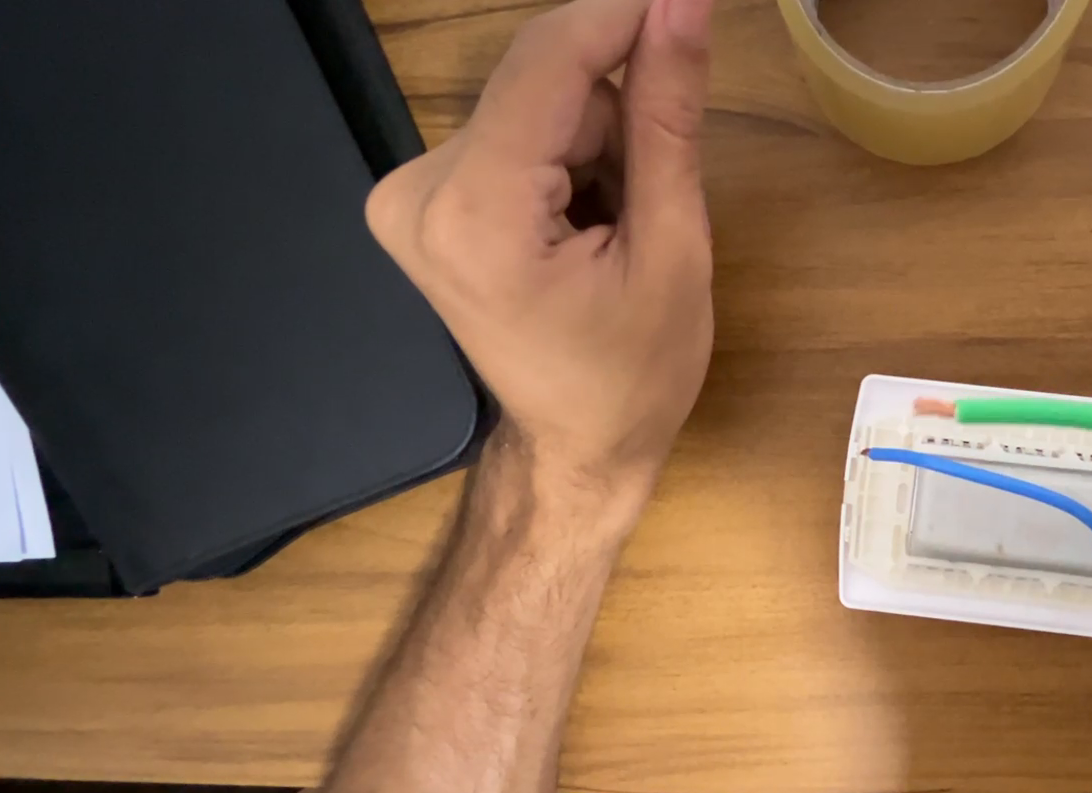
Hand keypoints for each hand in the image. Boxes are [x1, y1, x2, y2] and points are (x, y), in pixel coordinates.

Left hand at [365, 0, 714, 493]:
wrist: (582, 449)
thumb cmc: (639, 378)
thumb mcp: (673, 254)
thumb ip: (669, 124)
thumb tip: (681, 6)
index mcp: (479, 218)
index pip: (546, 66)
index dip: (622, 19)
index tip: (684, 5)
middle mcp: (416, 192)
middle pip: (539, 94)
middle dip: (612, 130)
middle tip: (652, 212)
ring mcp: (407, 199)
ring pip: (528, 115)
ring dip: (592, 154)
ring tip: (619, 240)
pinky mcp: (419, 207)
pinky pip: (508, 144)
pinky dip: (562, 171)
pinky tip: (585, 236)